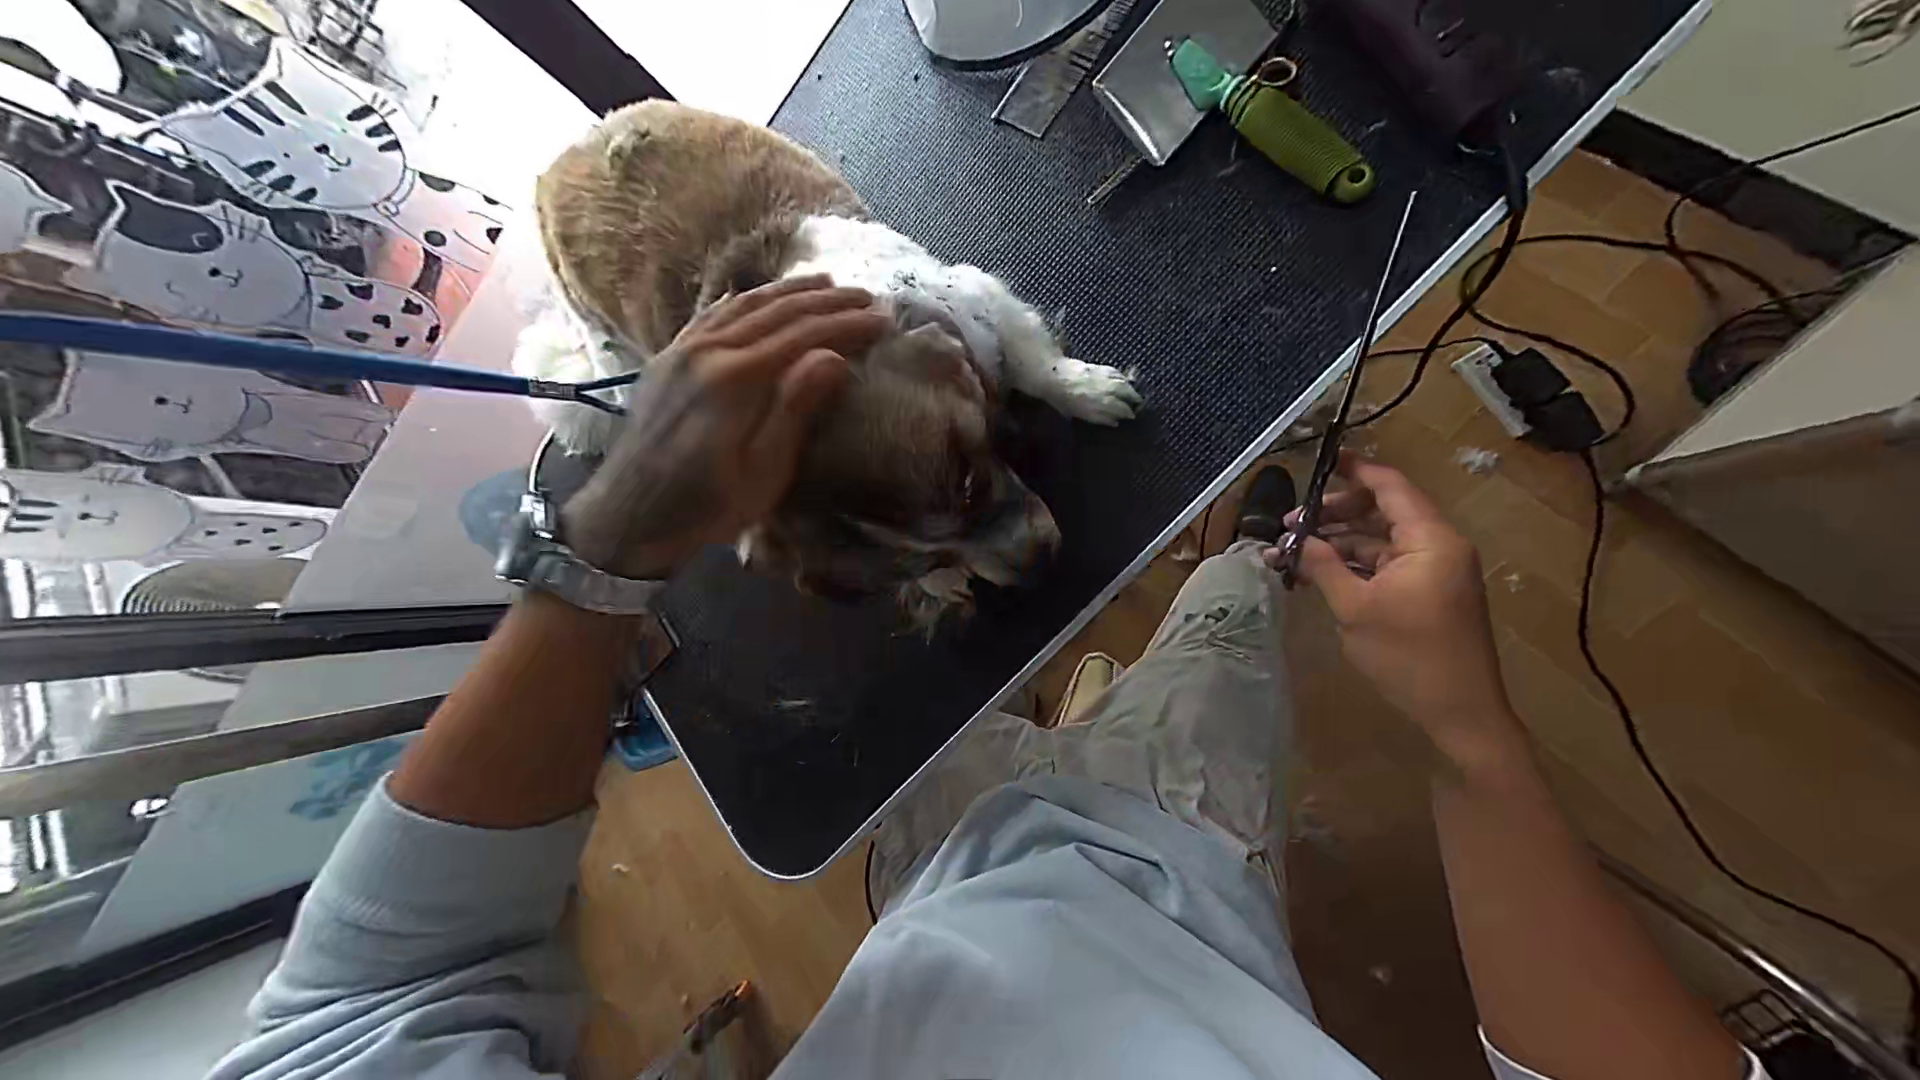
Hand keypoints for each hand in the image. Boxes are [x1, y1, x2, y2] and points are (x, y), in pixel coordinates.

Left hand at [560, 275, 887, 577]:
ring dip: (789, 292)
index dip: (846, 324)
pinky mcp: (668, 359)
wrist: (629, 517)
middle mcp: (706, 350)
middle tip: (868, 296)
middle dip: (827, 301)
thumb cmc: (708, 506)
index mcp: (734, 379)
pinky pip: (712, 315)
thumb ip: (795, 408)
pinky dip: (745, 299)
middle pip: (776, 312)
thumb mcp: (763, 470)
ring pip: (744, 305)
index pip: (802, 336)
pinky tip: (757, 296)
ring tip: (826, 283)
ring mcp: (682, 350)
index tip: (884, 319)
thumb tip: (833, 356)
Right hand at [1265, 456, 1520, 766]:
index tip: (1321, 458)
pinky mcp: (1423, 592)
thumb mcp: (1355, 607)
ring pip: (1376, 540)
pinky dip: (1349, 564)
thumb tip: (1296, 539)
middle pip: (1380, 511)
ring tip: (1291, 552)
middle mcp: (1435, 547)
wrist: (1458, 712)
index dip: (1356, 469)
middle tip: (1290, 524)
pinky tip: (1314, 573)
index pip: (1392, 487)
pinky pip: (1381, 564)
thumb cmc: (1408, 655)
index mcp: (1430, 541)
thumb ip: (1323, 565)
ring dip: (1336, 542)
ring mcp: (1431, 571)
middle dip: (1334, 513)